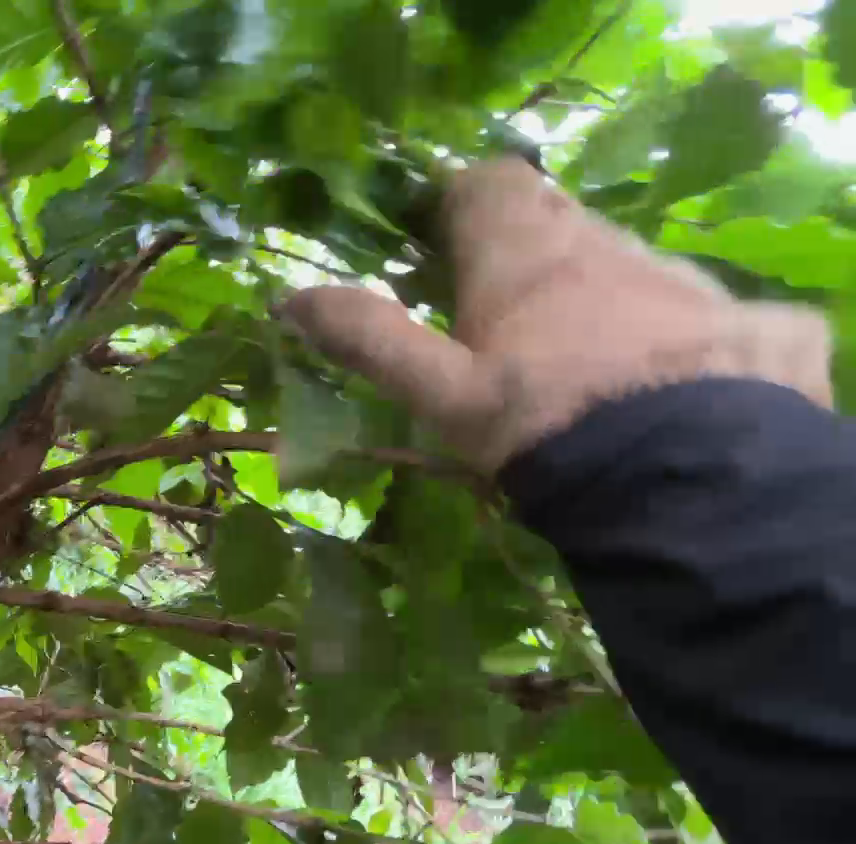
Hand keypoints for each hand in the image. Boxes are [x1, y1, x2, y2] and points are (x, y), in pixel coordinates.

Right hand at [279, 158, 832, 471]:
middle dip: (510, 244)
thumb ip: (366, 338)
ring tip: (547, 346)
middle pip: (550, 216)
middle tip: (474, 303)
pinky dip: (640, 320)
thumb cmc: (540, 424)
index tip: (427, 241)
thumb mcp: (436, 391)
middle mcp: (603, 247)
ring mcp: (677, 278)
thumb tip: (289, 297)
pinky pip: (673, 300)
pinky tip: (629, 373)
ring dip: (575, 282)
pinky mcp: (737, 317)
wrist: (693, 476)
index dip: (453, 200)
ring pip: (612, 258)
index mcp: (524, 257)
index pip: (487, 183)